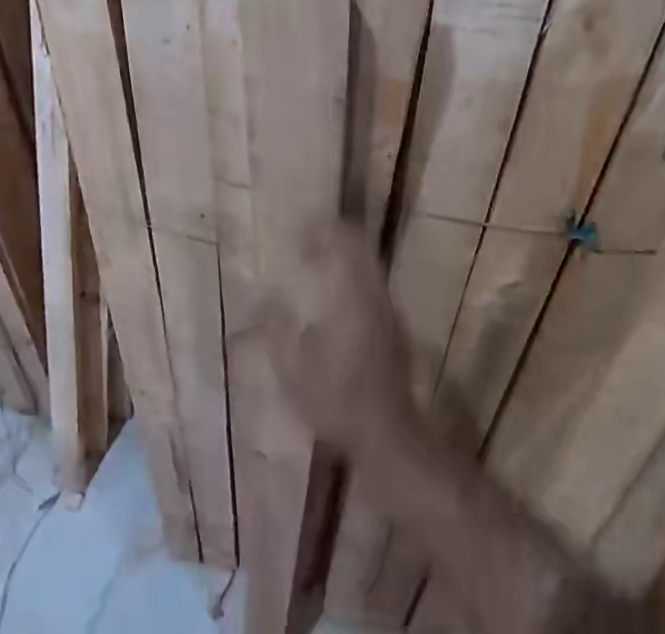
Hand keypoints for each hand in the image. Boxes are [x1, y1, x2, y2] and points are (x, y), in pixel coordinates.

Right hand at [267, 221, 413, 450]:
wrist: (388, 432)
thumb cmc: (336, 403)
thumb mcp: (293, 372)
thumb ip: (277, 330)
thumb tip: (265, 297)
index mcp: (352, 298)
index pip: (344, 245)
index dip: (323, 233)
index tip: (300, 236)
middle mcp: (377, 296)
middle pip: (361, 251)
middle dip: (335, 242)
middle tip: (308, 248)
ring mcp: (392, 311)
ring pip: (370, 269)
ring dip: (346, 262)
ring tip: (320, 270)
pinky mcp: (398, 327)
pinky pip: (376, 289)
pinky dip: (356, 282)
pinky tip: (339, 303)